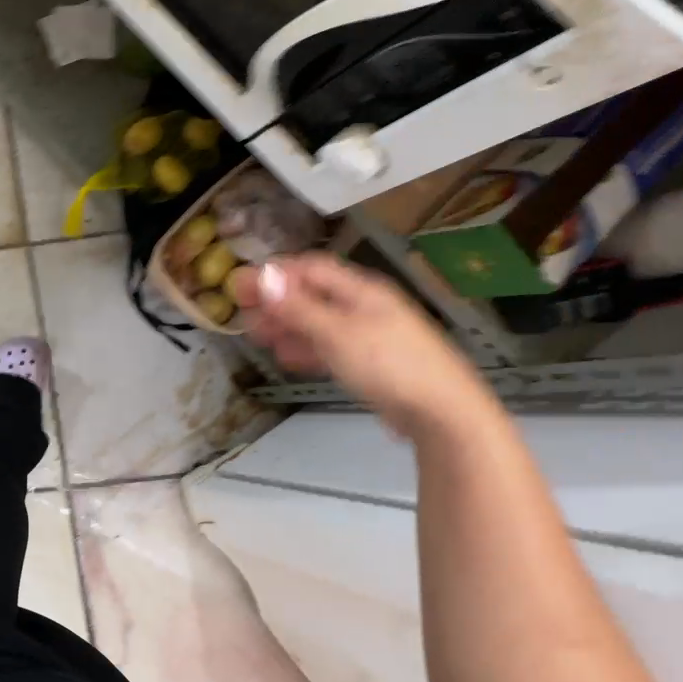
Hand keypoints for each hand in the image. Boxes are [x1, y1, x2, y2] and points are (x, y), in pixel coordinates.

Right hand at [231, 253, 494, 436]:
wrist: (441, 412)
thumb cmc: (390, 366)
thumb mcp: (336, 334)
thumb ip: (298, 306)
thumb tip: (264, 276)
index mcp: (361, 291)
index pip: (309, 268)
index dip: (274, 274)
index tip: (240, 287)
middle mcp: (363, 306)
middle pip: (310, 294)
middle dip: (275, 303)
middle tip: (243, 317)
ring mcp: (366, 333)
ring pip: (315, 321)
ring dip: (285, 326)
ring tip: (259, 340)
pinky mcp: (367, 359)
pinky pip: (327, 345)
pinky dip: (304, 347)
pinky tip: (289, 358)